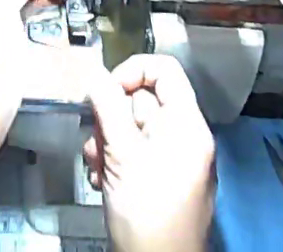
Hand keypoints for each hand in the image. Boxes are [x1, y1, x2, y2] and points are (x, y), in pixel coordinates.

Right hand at [84, 54, 215, 251]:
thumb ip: (108, 106)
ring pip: (133, 128)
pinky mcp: (161, 182)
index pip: (164, 70)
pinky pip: (136, 154)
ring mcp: (174, 161)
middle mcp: (185, 137)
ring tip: (98, 166)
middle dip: (112, 116)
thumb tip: (95, 74)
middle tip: (96, 139)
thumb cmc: (145, 212)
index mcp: (187, 124)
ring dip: (108, 141)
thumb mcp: (121, 154)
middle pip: (143, 100)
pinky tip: (103, 180)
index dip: (132, 71)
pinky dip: (116, 161)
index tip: (106, 91)